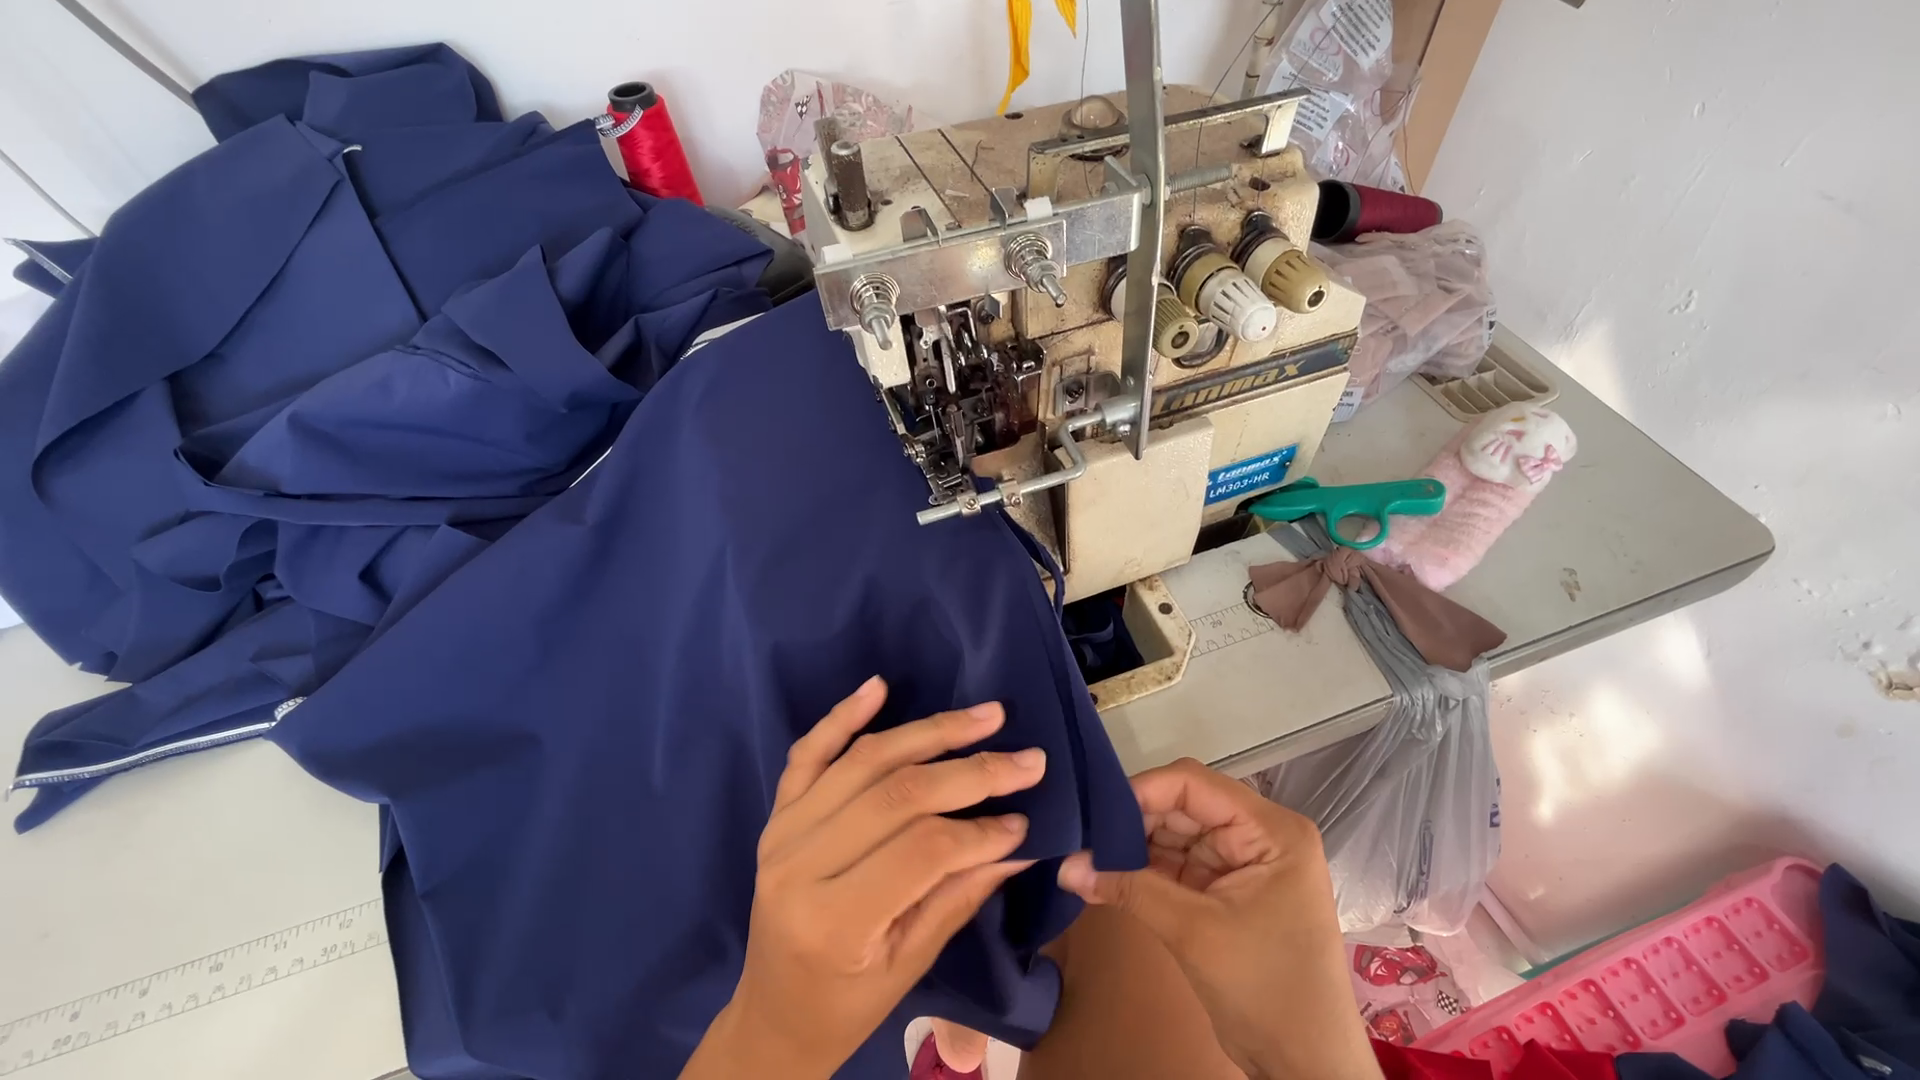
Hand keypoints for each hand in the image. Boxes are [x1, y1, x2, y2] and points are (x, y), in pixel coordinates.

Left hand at [680, 677, 1045, 1078]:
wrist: (772, 1014)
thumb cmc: (846, 1004)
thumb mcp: (910, 965)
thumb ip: (960, 895)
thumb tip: (1020, 841)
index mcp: (834, 920)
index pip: (921, 851)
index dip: (979, 830)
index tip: (1027, 818)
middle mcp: (798, 864)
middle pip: (895, 795)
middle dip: (970, 771)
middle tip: (1026, 758)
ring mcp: (781, 832)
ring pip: (863, 762)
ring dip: (929, 732)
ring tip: (985, 716)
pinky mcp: (776, 814)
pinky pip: (808, 753)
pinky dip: (843, 715)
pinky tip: (879, 686)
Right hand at [1056, 759, 1379, 1079]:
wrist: (1305, 1066)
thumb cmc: (1265, 989)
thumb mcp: (1193, 931)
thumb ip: (1129, 888)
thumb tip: (1064, 866)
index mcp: (1270, 830)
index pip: (1194, 784)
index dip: (1142, 790)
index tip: (1094, 810)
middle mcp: (1258, 835)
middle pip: (1183, 807)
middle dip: (1132, 821)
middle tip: (1080, 836)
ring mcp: (1242, 863)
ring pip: (1175, 835)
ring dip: (1133, 846)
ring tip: (1084, 855)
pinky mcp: (1225, 890)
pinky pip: (1177, 865)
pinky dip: (1143, 870)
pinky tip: (1104, 875)